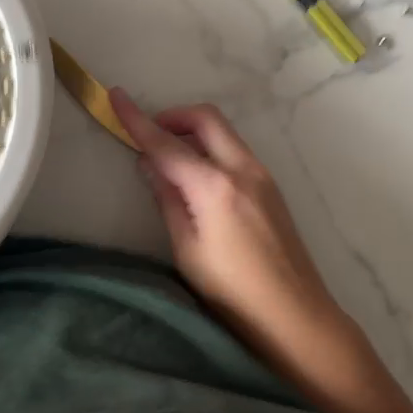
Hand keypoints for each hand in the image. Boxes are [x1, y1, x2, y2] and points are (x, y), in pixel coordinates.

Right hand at [111, 90, 343, 344]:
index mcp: (215, 186)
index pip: (167, 144)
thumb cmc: (233, 294)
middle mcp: (242, 169)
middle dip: (174, 116)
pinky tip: (197, 177)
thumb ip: (168, 200)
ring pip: (223, 132)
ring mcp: (262, 175)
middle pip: (206, 118)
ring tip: (169, 158)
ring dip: (194, 132)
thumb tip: (151, 164)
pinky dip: (211, 148)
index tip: (115, 96)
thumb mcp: (187, 251)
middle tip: (150, 134)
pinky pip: (235, 150)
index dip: (136, 120)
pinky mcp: (271, 187)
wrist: (297, 316)